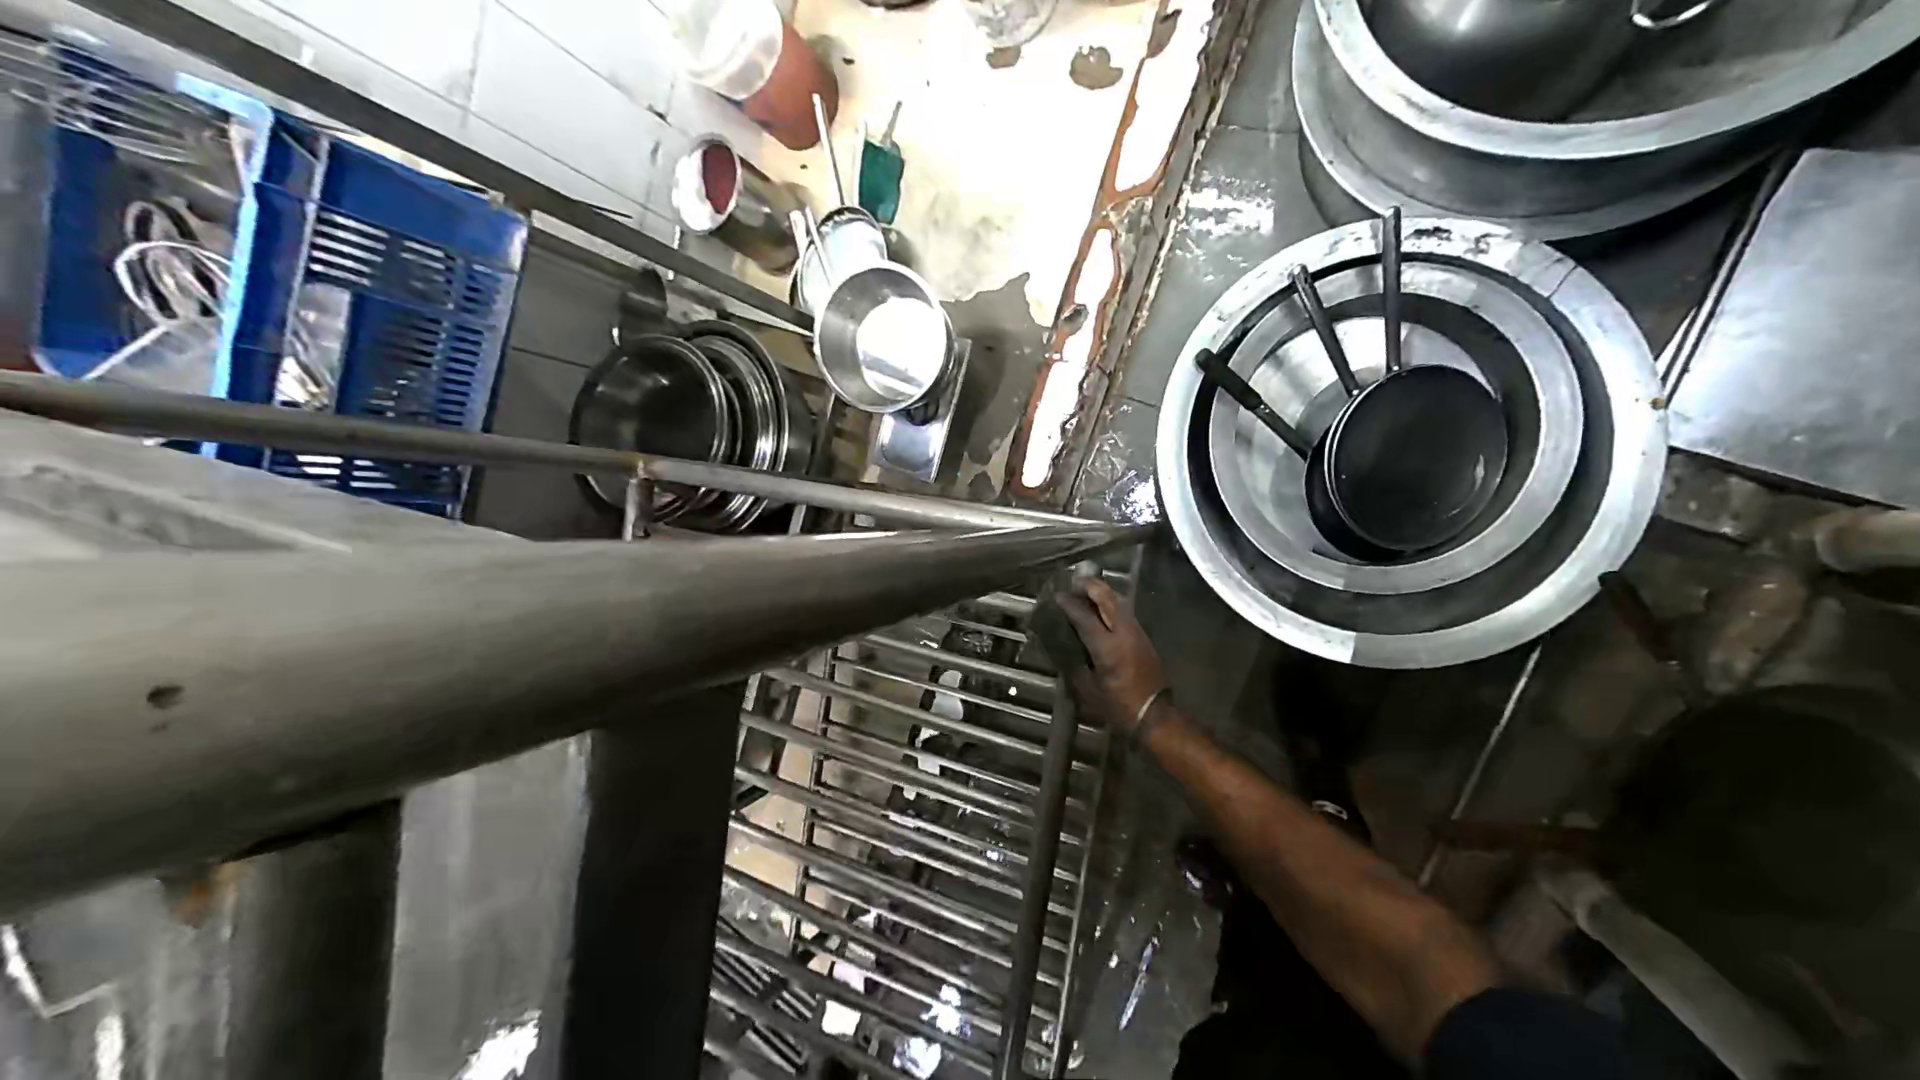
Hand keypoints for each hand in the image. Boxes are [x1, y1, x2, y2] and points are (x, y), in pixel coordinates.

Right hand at [1057, 576, 1166, 735]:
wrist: (1155, 715)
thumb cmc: (1119, 707)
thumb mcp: (1088, 690)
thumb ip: (1073, 665)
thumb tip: (1060, 648)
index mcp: (1107, 648)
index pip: (1085, 616)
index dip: (1070, 604)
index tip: (1057, 596)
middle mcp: (1124, 634)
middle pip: (1108, 599)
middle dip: (1091, 587)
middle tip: (1075, 582)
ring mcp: (1137, 633)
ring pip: (1119, 602)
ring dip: (1103, 592)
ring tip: (1087, 590)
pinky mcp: (1144, 637)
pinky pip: (1125, 612)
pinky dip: (1112, 603)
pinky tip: (1102, 607)